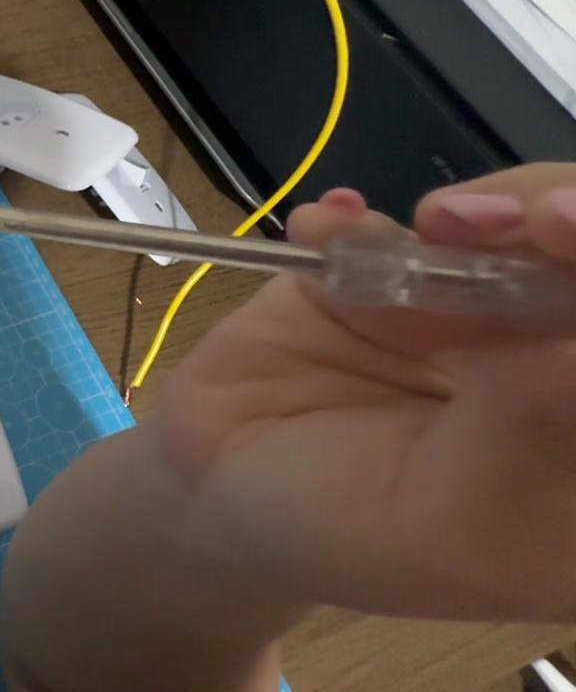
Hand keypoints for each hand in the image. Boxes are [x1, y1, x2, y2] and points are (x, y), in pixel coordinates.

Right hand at [153, 165, 575, 619]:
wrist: (210, 495)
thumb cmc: (352, 539)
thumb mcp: (466, 528)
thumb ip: (534, 441)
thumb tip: (574, 353)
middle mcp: (548, 354)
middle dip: (570, 220)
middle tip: (538, 220)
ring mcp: (449, 311)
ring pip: (502, 222)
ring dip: (475, 209)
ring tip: (435, 223)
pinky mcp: (351, 281)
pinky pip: (362, 228)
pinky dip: (344, 220)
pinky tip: (325, 230)